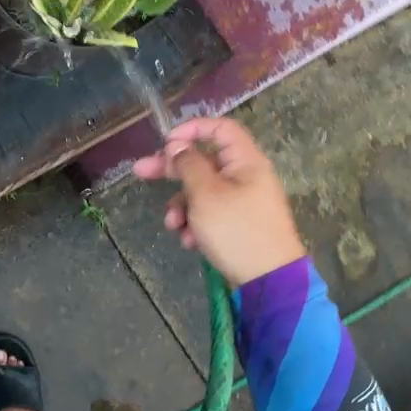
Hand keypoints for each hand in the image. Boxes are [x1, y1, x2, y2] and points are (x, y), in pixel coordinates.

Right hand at [131, 116, 305, 286]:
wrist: (269, 281)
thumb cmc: (237, 230)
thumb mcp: (206, 194)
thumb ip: (188, 165)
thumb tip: (177, 145)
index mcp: (245, 162)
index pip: (220, 128)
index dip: (192, 129)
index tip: (166, 141)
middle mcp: (245, 177)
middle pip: (203, 161)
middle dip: (171, 170)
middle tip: (141, 172)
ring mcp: (242, 202)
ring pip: (201, 191)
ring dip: (181, 205)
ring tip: (174, 225)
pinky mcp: (237, 224)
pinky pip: (209, 213)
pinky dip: (195, 223)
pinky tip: (190, 241)